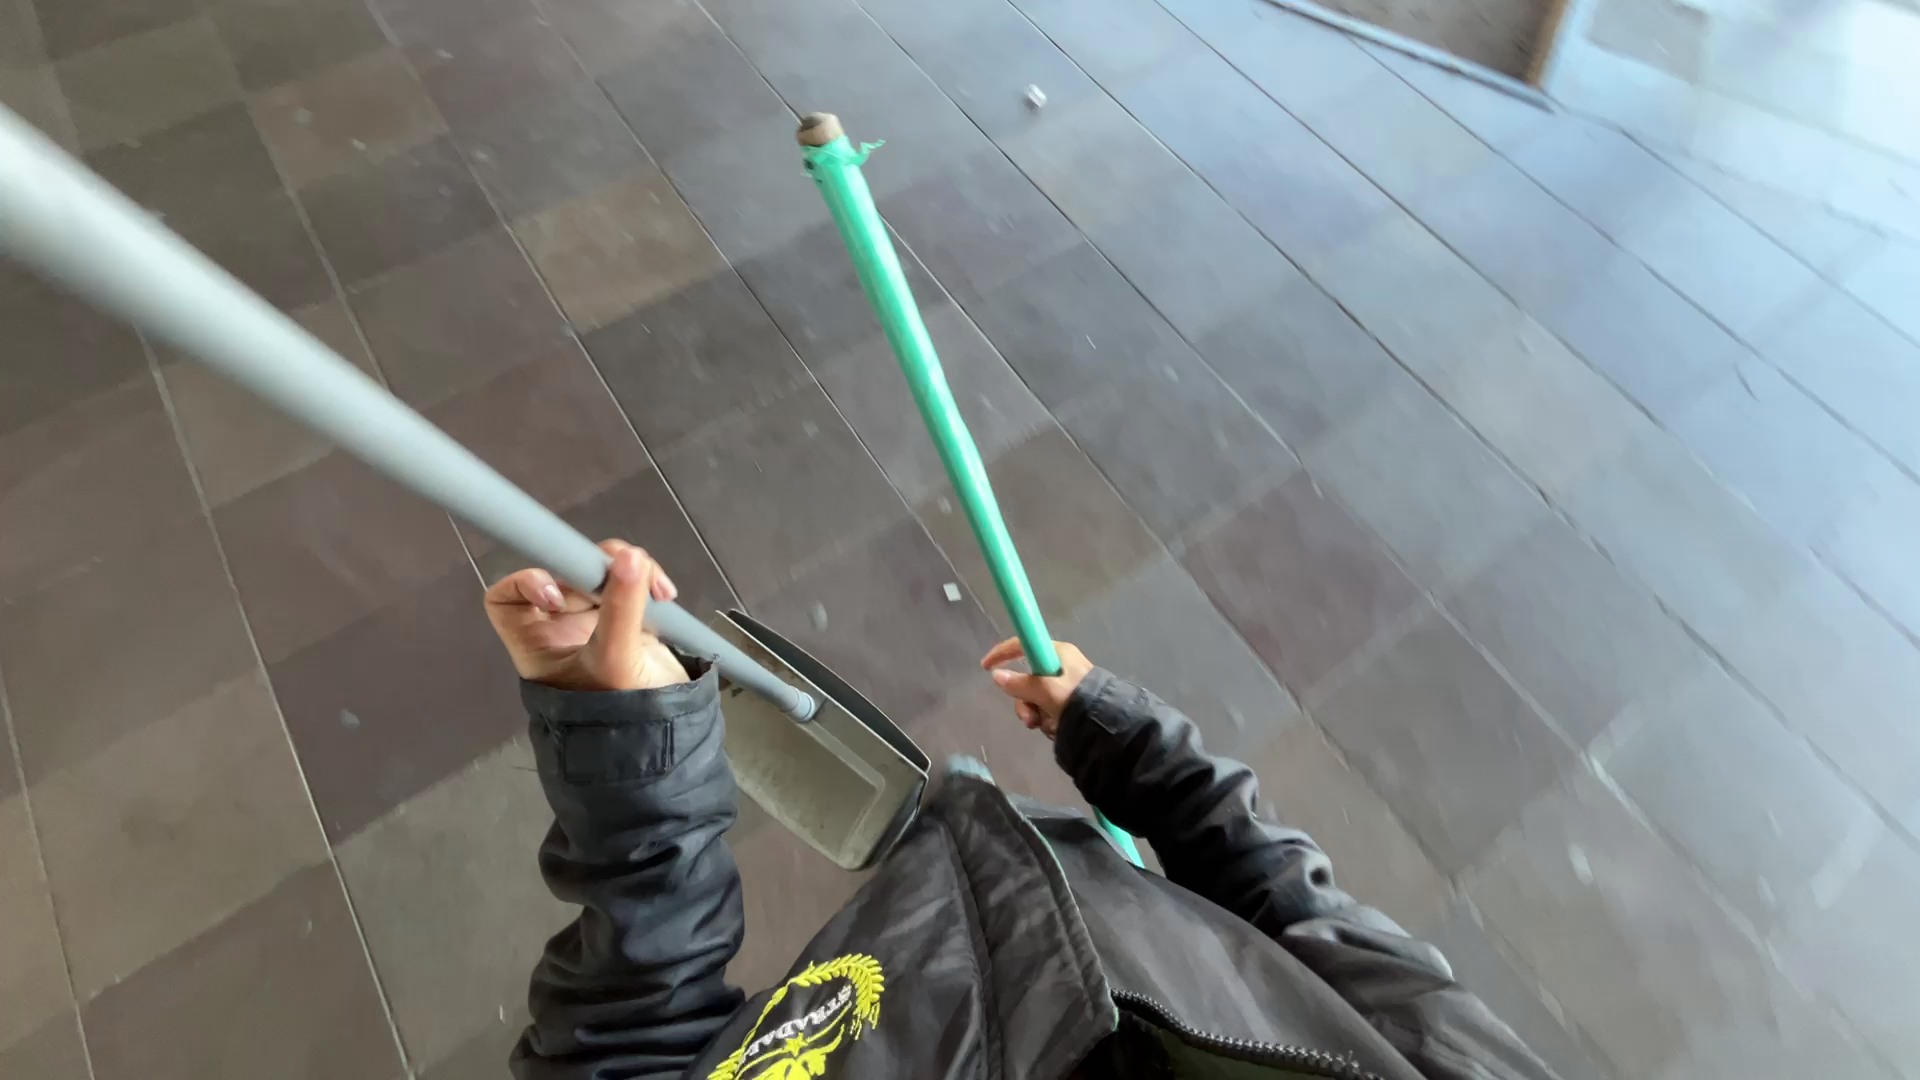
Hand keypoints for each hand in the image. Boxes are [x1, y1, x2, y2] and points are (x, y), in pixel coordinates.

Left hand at [484, 540, 688, 691]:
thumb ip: (622, 606)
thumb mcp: (615, 657)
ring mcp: (599, 618)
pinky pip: (633, 580)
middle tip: (628, 574)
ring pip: (604, 570)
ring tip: (659, 591)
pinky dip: (650, 579)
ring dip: (633, 569)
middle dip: (598, 568)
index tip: (558, 594)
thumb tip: (632, 555)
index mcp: (537, 641)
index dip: (525, 583)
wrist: (663, 732)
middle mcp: (562, 625)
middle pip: (567, 572)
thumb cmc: (621, 706)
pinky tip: (666, 595)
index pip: (508, 598)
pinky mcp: (632, 614)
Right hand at [980, 638, 1093, 738]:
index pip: (1023, 644)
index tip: (986, 667)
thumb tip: (996, 676)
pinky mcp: (1070, 702)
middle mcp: (1061, 665)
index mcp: (1058, 653)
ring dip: (1036, 714)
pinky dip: (1048, 720)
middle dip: (1024, 701)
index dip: (1003, 653)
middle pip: (1027, 678)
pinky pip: (1047, 709)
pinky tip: (1057, 729)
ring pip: (1035, 698)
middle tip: (1029, 719)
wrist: (1109, 725)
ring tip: (1048, 727)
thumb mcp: (1046, 691)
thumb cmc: (1079, 700)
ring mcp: (1065, 685)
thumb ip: (1020, 684)